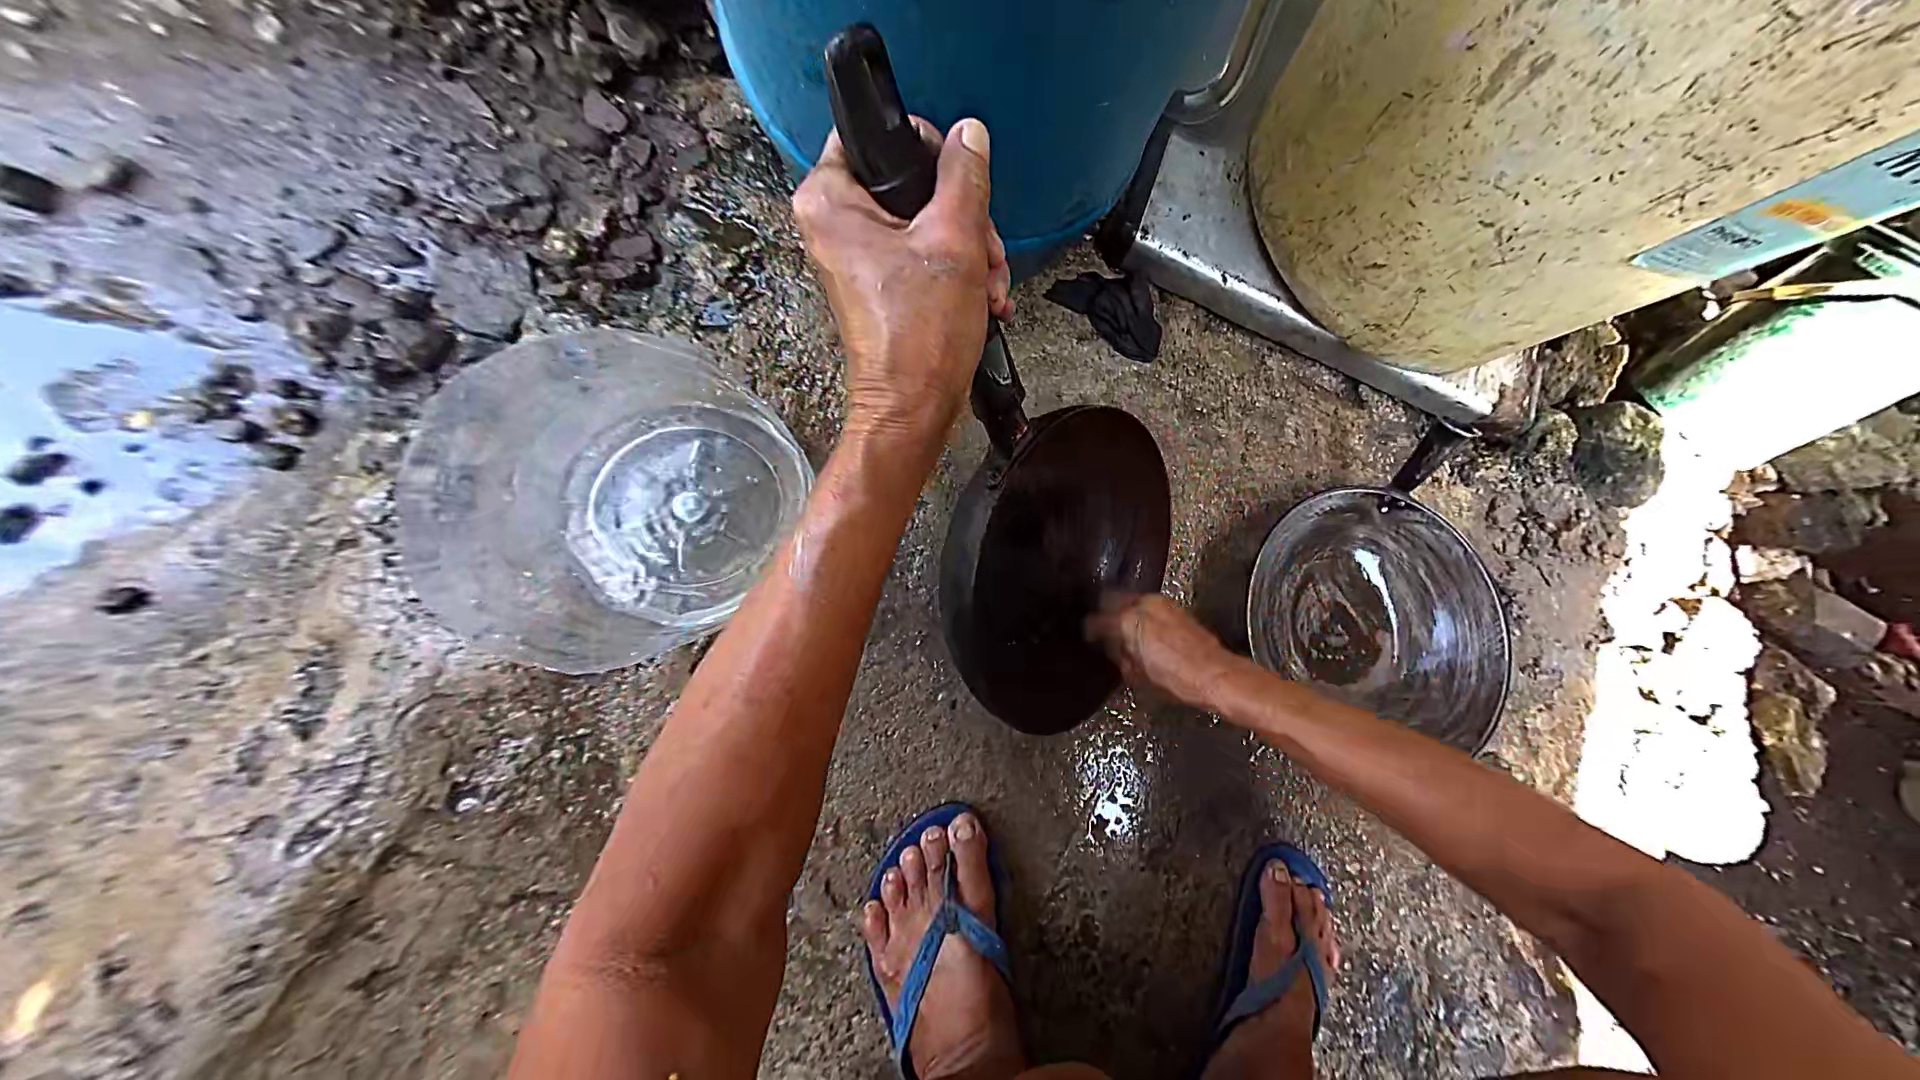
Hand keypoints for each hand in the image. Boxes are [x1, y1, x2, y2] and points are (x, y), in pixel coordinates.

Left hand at [791, 117, 1012, 442]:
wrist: (915, 407)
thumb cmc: (919, 340)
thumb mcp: (956, 241)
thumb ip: (964, 176)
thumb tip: (969, 136)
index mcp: (830, 203)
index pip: (876, 136)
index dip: (928, 154)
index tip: (956, 188)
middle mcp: (835, 228)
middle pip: (911, 187)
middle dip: (963, 220)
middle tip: (985, 250)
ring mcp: (858, 260)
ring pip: (926, 225)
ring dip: (970, 251)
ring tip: (989, 285)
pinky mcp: (881, 286)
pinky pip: (924, 257)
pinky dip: (958, 273)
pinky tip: (983, 297)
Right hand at [1086, 592, 1243, 709]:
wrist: (1215, 677)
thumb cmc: (1180, 678)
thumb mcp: (1137, 673)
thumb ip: (1121, 656)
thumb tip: (1119, 651)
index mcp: (1128, 619)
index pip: (1099, 620)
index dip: (1091, 629)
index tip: (1089, 634)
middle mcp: (1145, 605)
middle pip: (1114, 601)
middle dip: (1108, 615)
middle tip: (1105, 631)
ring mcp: (1164, 605)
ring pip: (1134, 602)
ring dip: (1128, 615)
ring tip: (1128, 636)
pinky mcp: (1179, 610)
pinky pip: (1152, 608)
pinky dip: (1145, 617)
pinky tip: (1148, 636)